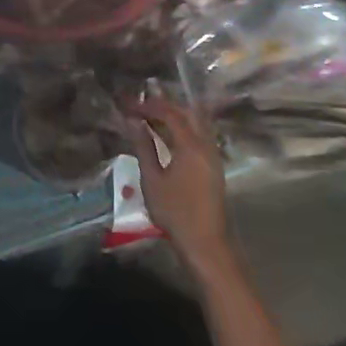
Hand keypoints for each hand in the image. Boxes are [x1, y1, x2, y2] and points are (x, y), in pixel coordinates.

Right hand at [128, 96, 231, 272]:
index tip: (131, 106)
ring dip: (177, 117)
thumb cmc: (174, 211)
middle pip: (188, 113)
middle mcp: (206, 143)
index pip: (171, 114)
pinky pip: (201, 135)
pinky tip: (169, 137)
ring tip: (153, 119)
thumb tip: (133, 123)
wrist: (204, 239)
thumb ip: (144, 148)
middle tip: (143, 108)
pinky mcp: (215, 164)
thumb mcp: (152, 180)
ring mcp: (214, 154)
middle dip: (165, 106)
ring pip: (197, 123)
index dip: (150, 106)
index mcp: (191, 145)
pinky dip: (185, 129)